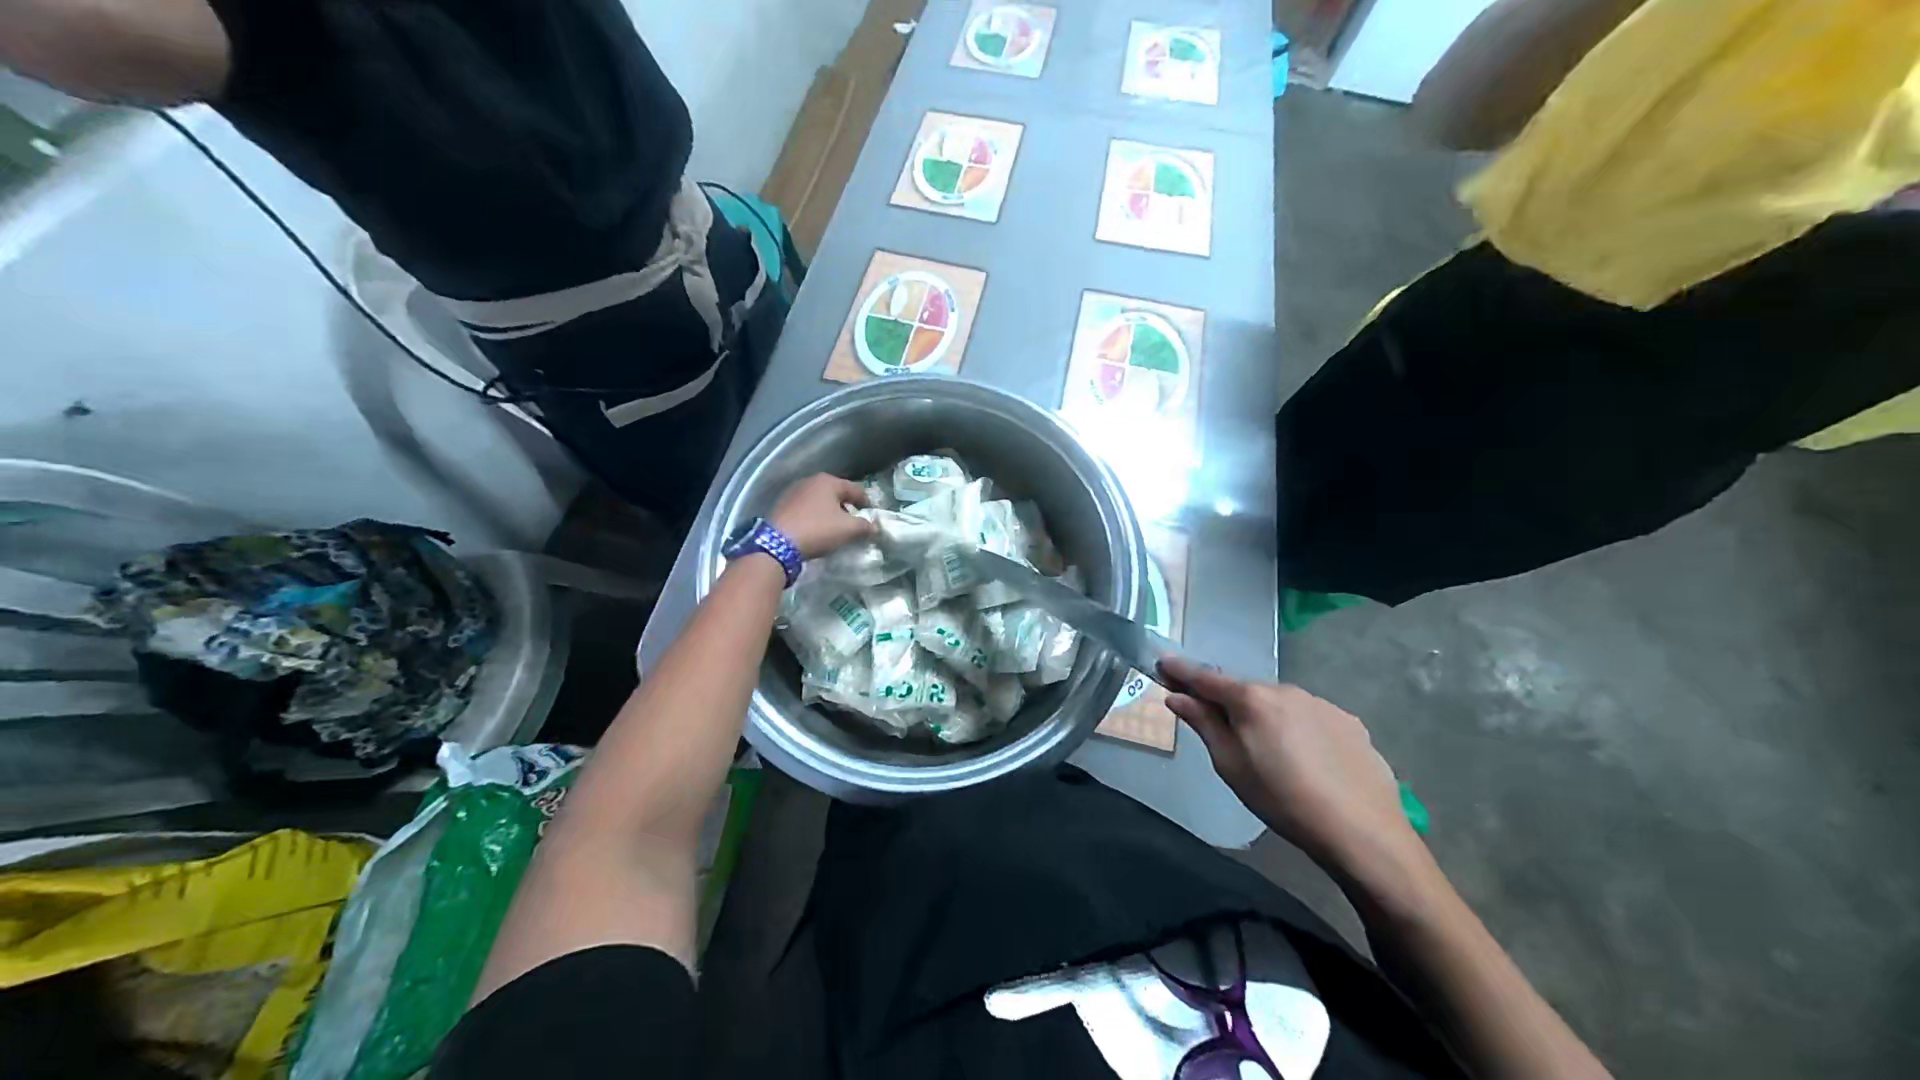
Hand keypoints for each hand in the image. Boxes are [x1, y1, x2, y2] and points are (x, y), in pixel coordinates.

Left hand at [769, 474, 876, 559]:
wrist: (778, 543)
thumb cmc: (818, 530)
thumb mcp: (848, 530)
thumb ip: (865, 526)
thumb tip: (875, 527)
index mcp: (828, 481)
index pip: (855, 489)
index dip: (866, 501)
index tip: (871, 514)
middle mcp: (810, 481)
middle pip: (835, 492)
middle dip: (846, 506)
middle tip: (853, 521)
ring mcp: (793, 492)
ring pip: (819, 500)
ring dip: (829, 511)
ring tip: (834, 526)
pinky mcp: (782, 505)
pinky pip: (805, 508)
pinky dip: (814, 516)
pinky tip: (815, 528)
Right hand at [1160, 658, 1423, 877]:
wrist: (1361, 830)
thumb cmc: (1281, 799)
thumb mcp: (1230, 765)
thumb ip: (1204, 724)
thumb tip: (1177, 697)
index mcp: (1251, 699)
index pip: (1206, 678)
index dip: (1181, 671)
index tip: (1163, 661)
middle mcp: (1286, 690)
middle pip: (1245, 691)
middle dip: (1228, 702)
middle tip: (1219, 728)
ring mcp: (1322, 704)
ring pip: (1279, 704)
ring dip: (1266, 717)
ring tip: (1271, 754)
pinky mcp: (1350, 722)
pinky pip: (1310, 718)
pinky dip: (1298, 729)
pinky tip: (1307, 761)